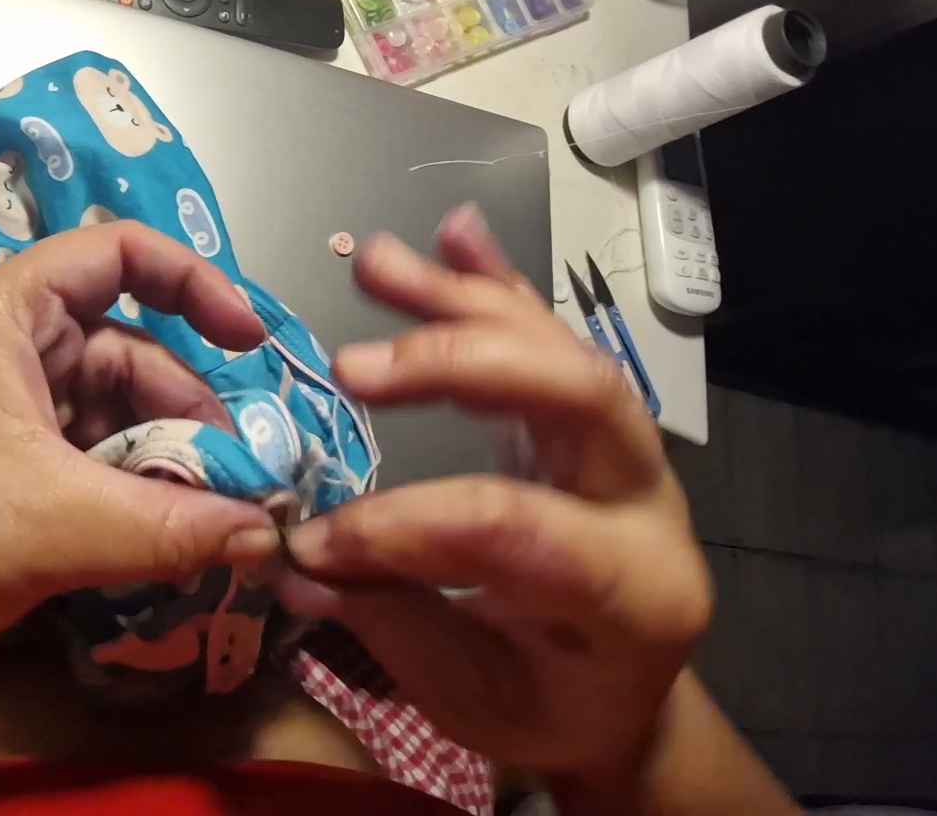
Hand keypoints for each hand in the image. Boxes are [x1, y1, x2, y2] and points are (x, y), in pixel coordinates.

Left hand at [0, 222, 282, 688]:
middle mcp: (12, 341)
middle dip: (188, 410)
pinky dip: (134, 484)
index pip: (120, 253)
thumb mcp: (53, 525)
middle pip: (131, 346)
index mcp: (8, 310)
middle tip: (240, 481)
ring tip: (208, 518)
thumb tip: (273, 536)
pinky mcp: (11, 456)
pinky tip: (164, 530)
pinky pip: (95, 451)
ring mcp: (10, 401)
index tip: (250, 340)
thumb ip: (172, 526)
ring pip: (118, 407)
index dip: (195, 282)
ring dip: (166, 457)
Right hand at [274, 204, 710, 785]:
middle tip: (353, 367)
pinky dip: (490, 279)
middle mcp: (642, 493)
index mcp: (633, 586)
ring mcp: (617, 442)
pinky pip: (542, 331)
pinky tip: (453, 233)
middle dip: (453, 365)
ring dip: (456, 298)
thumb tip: (294, 561)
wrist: (617, 685)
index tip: (310, 539)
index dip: (399, 525)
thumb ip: (386, 621)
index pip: (512, 527)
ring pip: (551, 343)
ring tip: (377, 262)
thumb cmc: (547, 701)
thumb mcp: (470, 693)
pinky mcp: (579, 415)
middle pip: (574, 391)